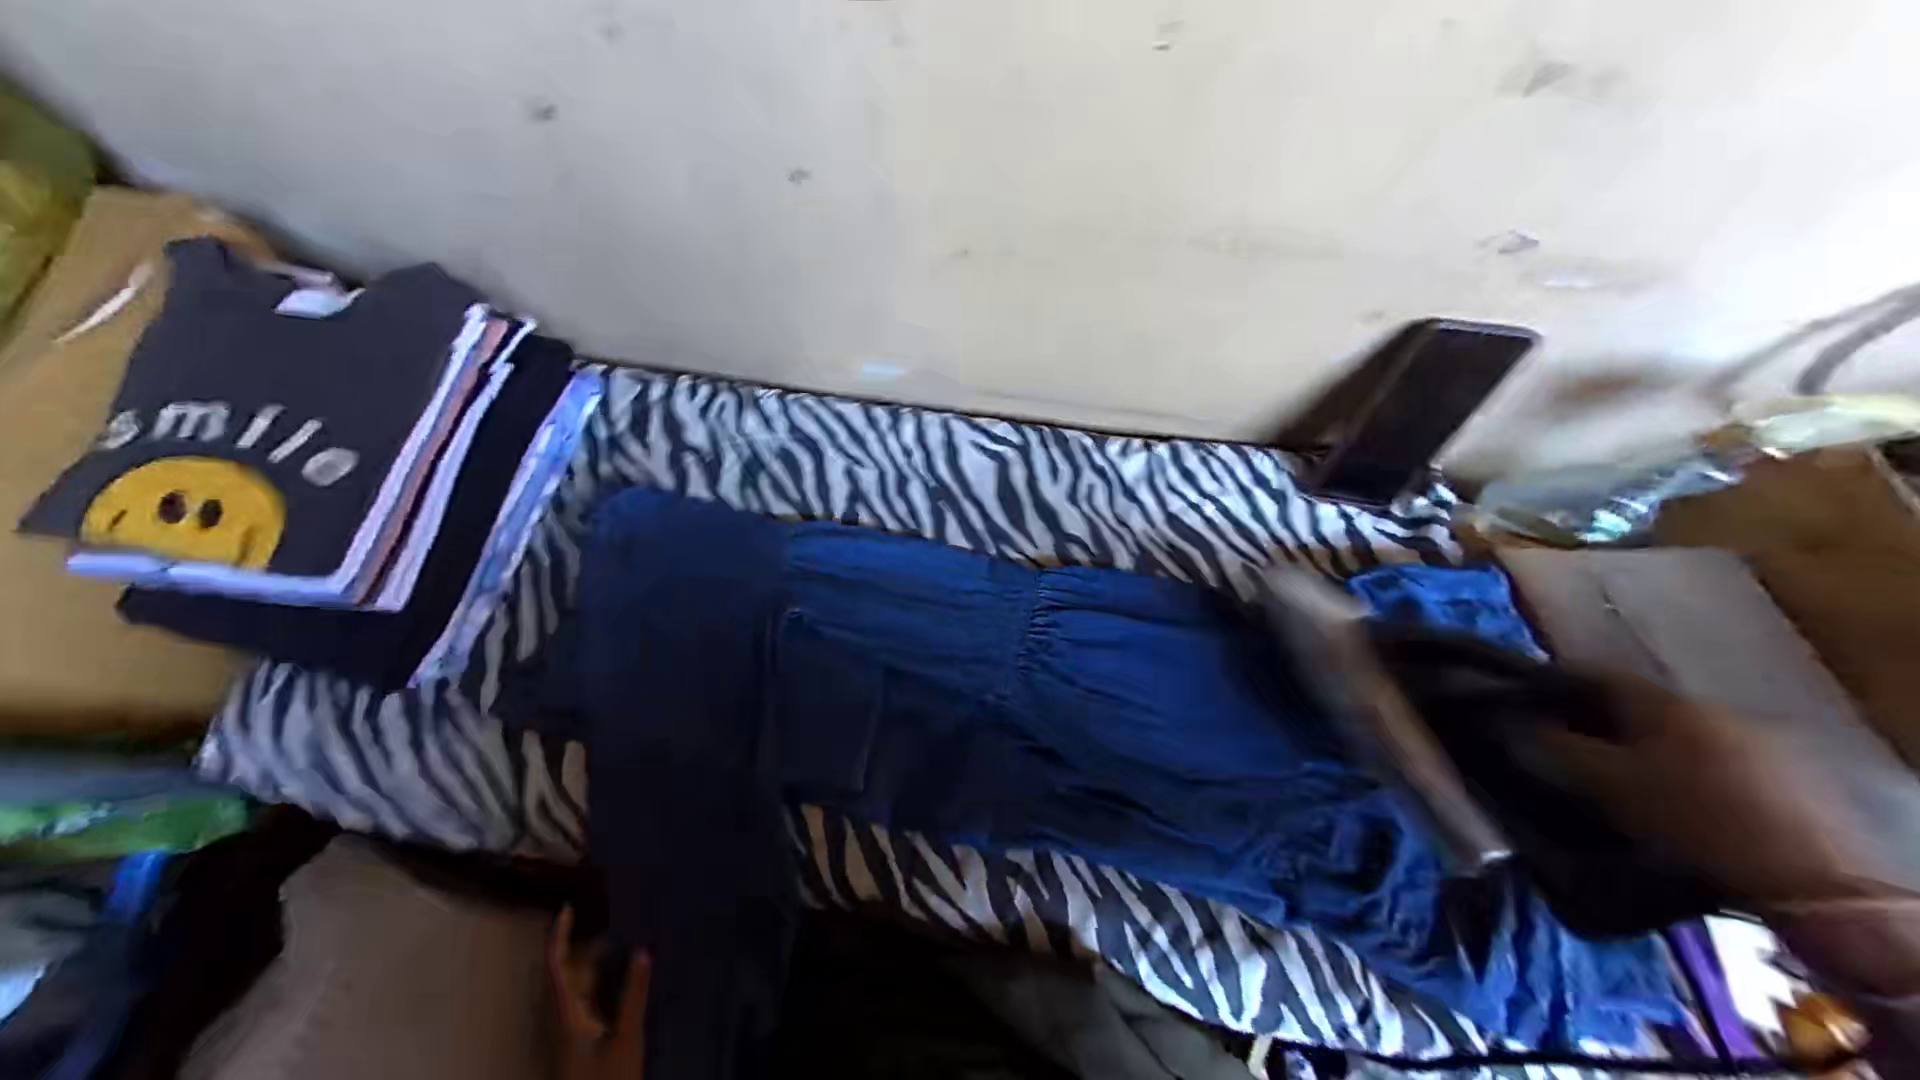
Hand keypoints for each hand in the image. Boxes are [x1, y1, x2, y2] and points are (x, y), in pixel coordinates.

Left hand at [549, 906, 650, 1079]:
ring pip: (577, 987)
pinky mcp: (582, 1044)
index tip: (567, 907)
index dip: (558, 936)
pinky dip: (601, 980)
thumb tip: (644, 949)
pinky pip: (587, 1001)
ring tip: (619, 935)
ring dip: (593, 961)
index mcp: (566, 1017)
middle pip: (566, 973)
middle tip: (609, 914)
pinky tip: (621, 974)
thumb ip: (634, 993)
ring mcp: (571, 1034)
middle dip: (582, 942)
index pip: (555, 967)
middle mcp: (563, 1021)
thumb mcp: (626, 1038)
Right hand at [1534, 675, 1867, 904]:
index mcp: (1660, 700)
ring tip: (1600, 768)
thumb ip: (1550, 745)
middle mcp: (1703, 706)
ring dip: (1628, 741)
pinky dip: (1666, 761)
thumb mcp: (1603, 782)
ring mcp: (1746, 737)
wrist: (1807, 880)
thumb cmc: (1688, 818)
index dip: (1545, 682)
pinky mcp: (1774, 772)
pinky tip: (1653, 787)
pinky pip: (1698, 752)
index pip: (1587, 672)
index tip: (1515, 701)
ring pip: (1663, 728)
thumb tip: (1504, 720)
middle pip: (1627, 700)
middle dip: (1587, 715)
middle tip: (1554, 739)